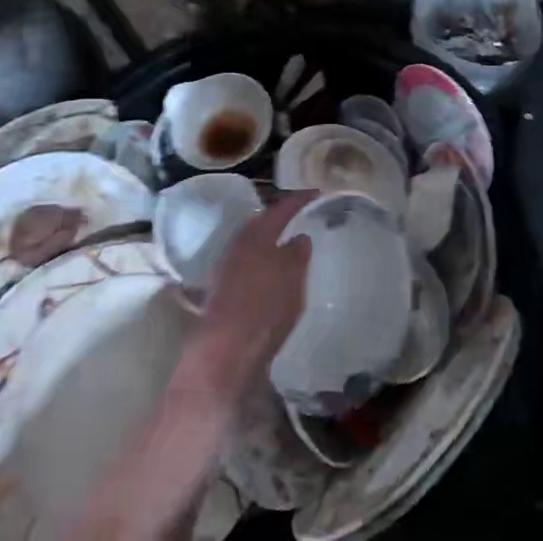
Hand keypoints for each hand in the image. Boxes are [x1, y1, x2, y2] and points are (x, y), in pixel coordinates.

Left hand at [179, 190, 316, 394]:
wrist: (226, 350)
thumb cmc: (264, 309)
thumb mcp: (291, 279)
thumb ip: (296, 254)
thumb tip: (299, 236)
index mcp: (255, 235)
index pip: (280, 208)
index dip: (299, 199)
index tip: (317, 192)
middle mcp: (237, 245)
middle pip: (263, 223)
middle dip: (282, 218)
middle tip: (304, 215)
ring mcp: (228, 267)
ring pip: (255, 244)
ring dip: (272, 240)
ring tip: (293, 242)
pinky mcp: (225, 289)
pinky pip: (250, 263)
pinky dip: (265, 260)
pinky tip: (276, 272)